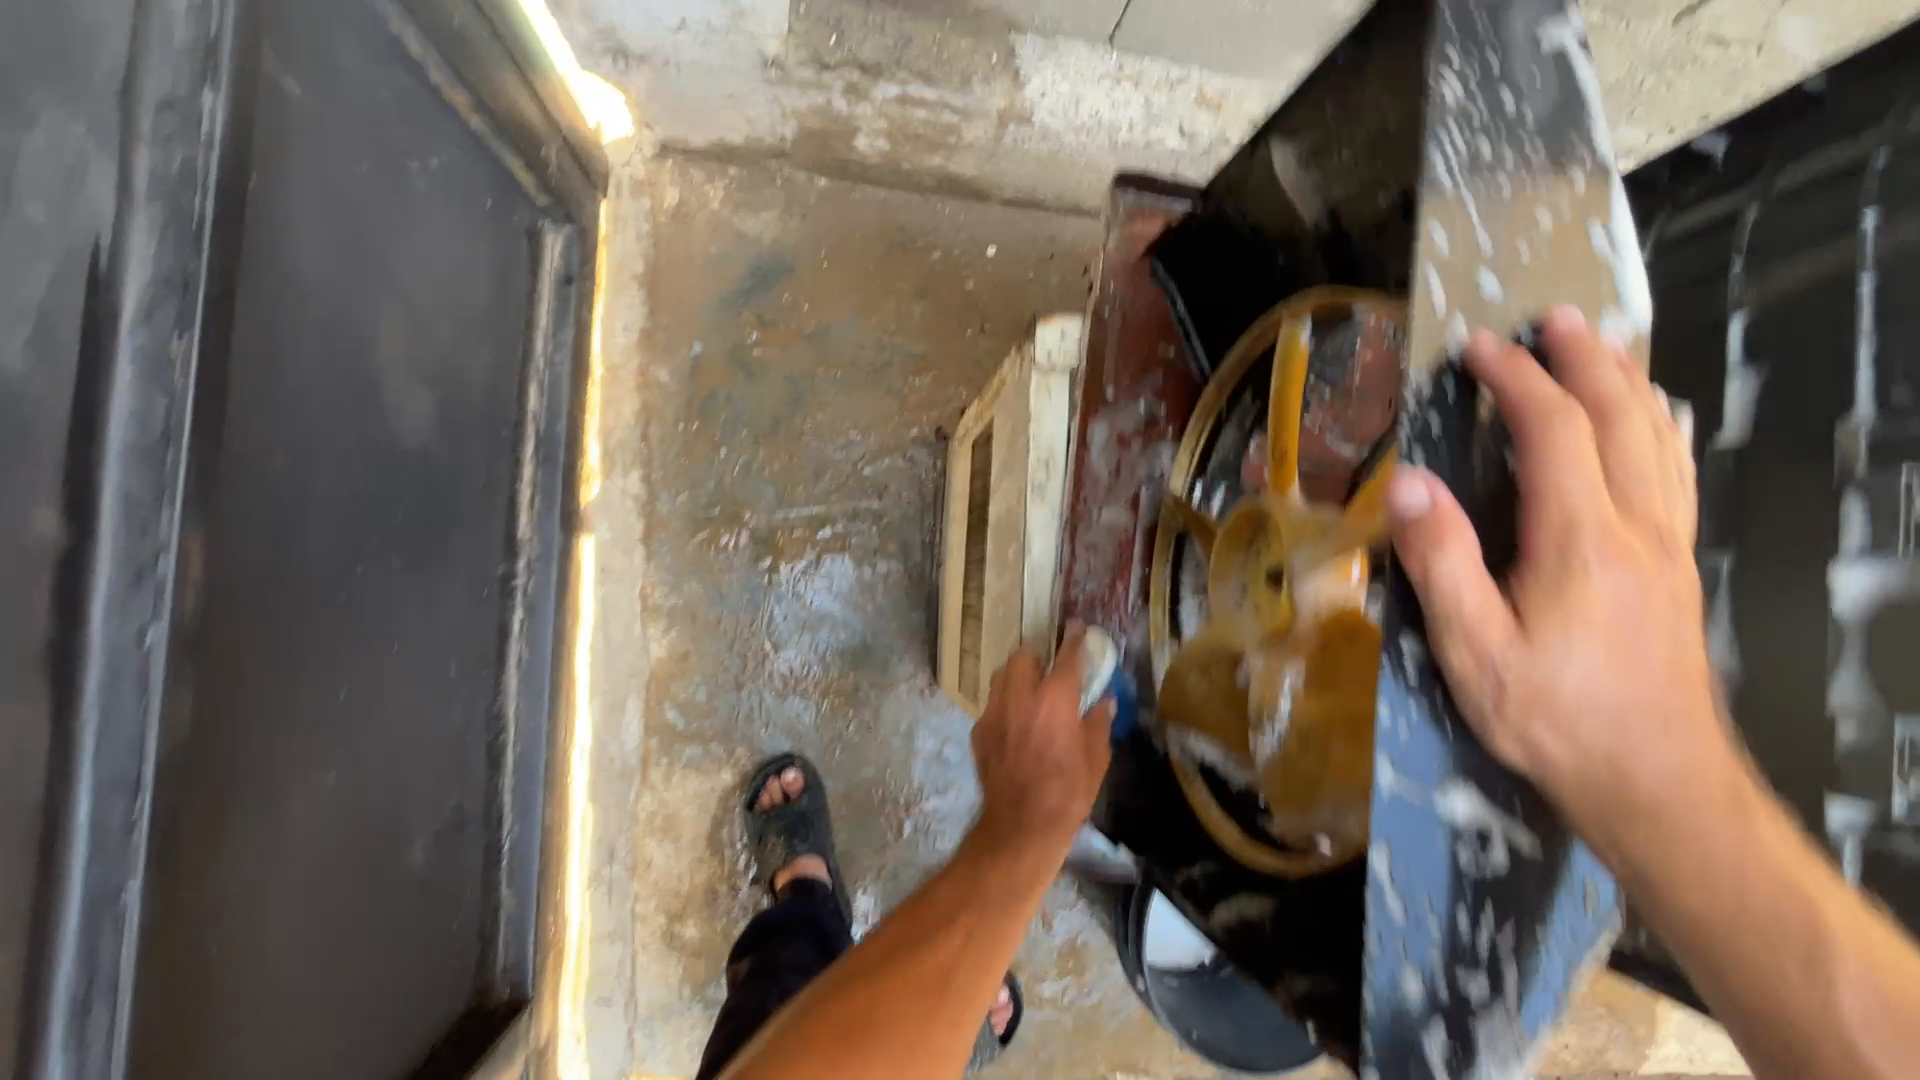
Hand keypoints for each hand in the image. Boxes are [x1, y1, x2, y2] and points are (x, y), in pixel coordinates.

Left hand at [970, 625, 1116, 853]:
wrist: (1022, 824)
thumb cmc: (1068, 791)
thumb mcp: (1096, 757)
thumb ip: (1098, 723)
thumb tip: (1104, 702)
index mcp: (1056, 698)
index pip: (1066, 657)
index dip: (1073, 639)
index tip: (1076, 628)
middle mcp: (1021, 696)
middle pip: (1023, 657)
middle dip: (1037, 658)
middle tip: (1048, 672)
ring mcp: (994, 712)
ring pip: (1001, 677)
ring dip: (1016, 678)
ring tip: (1029, 695)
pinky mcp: (979, 731)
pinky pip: (992, 706)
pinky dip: (1005, 707)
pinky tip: (1015, 727)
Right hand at [1385, 307, 1733, 864]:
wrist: (1655, 782)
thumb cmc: (1550, 716)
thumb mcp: (1472, 648)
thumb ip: (1441, 561)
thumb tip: (1409, 481)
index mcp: (1580, 540)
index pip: (1552, 432)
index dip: (1516, 381)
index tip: (1478, 347)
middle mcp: (1636, 526)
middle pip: (1621, 417)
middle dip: (1585, 359)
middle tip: (1553, 318)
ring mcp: (1668, 545)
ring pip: (1659, 439)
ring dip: (1628, 382)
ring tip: (1604, 346)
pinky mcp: (1678, 568)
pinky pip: (1675, 473)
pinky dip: (1660, 427)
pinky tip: (1654, 422)